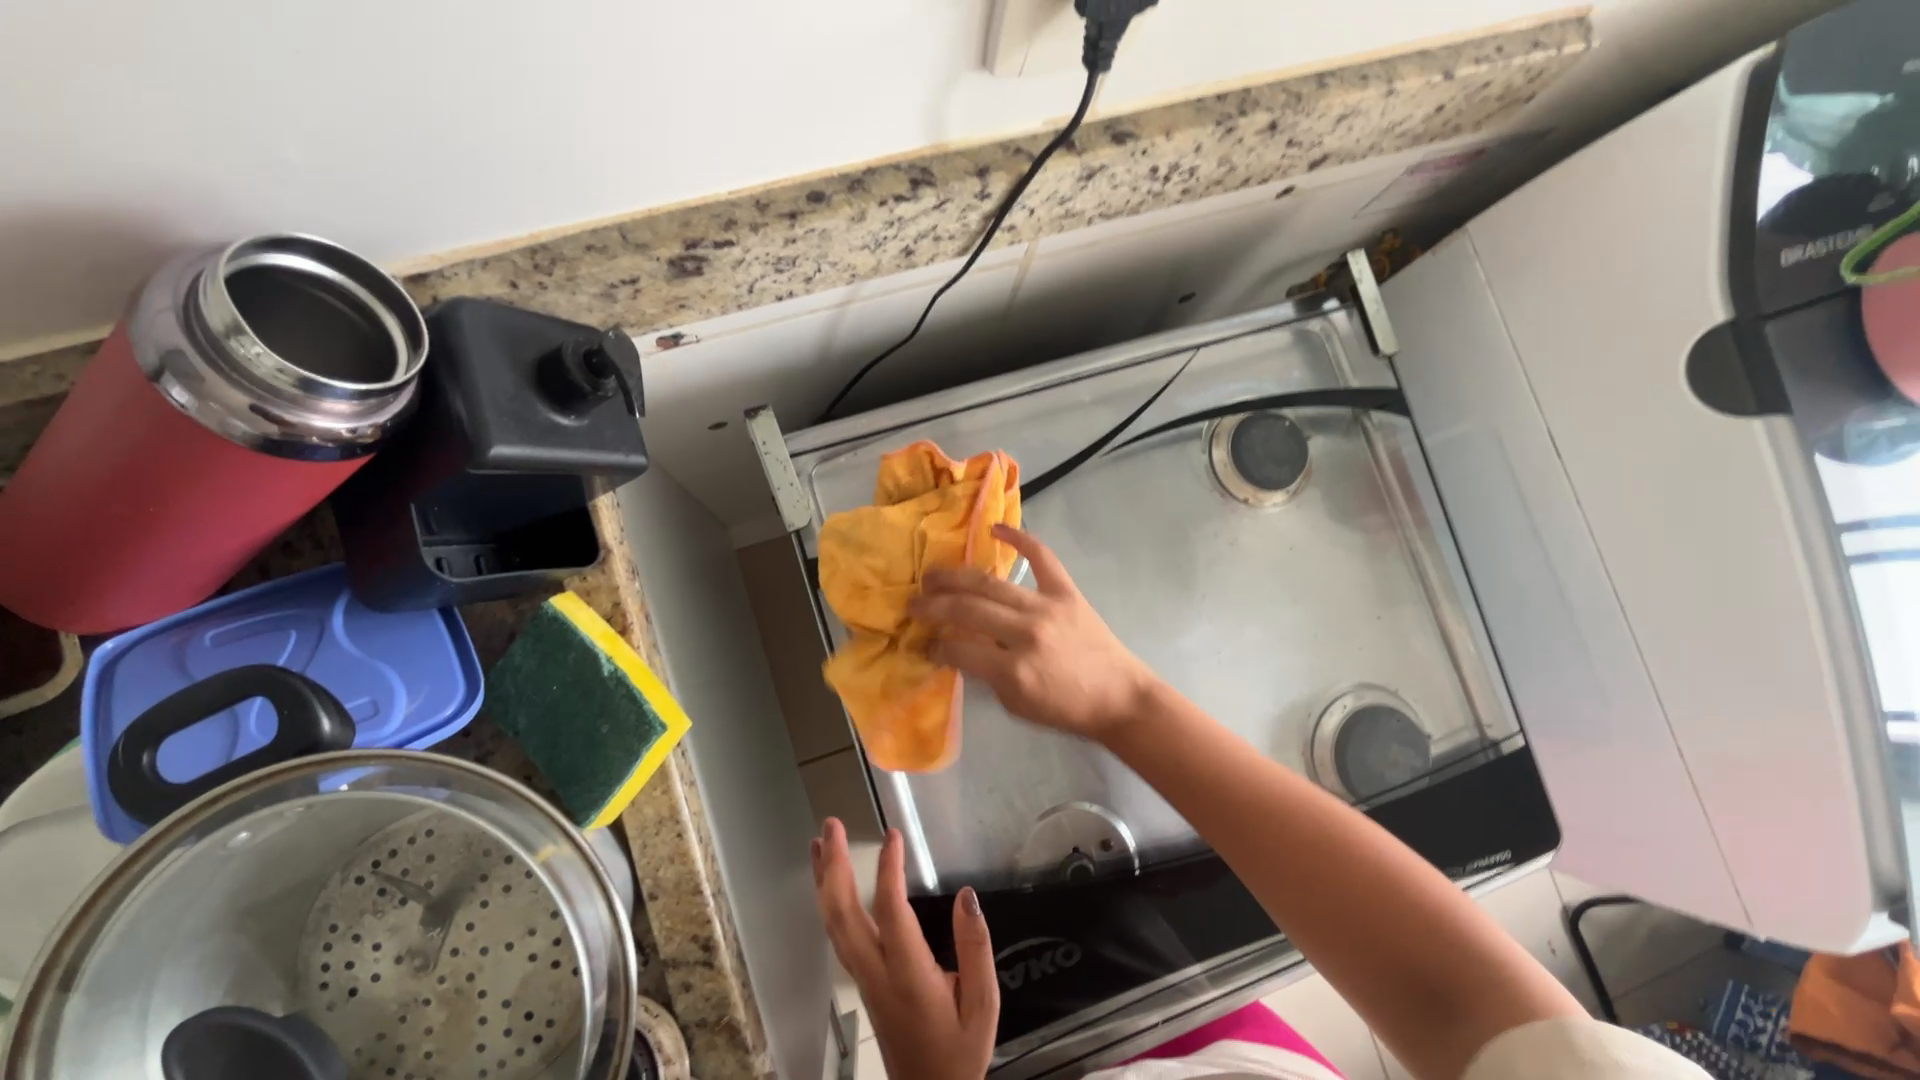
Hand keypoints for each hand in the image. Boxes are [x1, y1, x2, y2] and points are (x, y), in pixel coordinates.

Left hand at [812, 819, 997, 1079]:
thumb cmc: (960, 1052)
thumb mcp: (983, 1006)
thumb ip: (975, 949)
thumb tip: (966, 897)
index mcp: (908, 977)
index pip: (890, 912)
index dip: (889, 869)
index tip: (894, 836)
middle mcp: (876, 974)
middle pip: (842, 915)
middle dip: (834, 866)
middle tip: (832, 825)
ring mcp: (863, 979)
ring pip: (832, 925)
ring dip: (824, 881)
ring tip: (821, 843)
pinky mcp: (861, 982)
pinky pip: (838, 935)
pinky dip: (829, 901)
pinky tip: (831, 883)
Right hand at [911, 524, 1156, 741]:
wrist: (1119, 697)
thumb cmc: (1066, 709)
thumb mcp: (1017, 705)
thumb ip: (987, 675)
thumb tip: (958, 648)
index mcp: (1015, 670)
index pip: (959, 649)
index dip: (934, 645)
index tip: (922, 642)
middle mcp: (1027, 633)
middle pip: (968, 609)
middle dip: (933, 606)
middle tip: (912, 602)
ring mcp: (1048, 607)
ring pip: (991, 583)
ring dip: (956, 576)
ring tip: (932, 575)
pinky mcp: (1067, 592)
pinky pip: (1042, 557)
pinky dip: (1020, 538)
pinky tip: (994, 528)